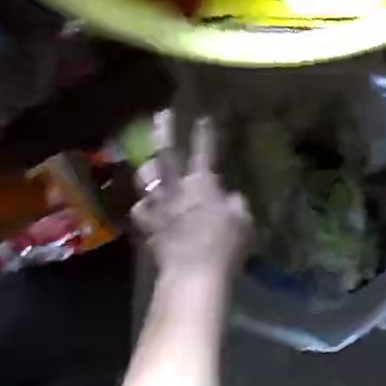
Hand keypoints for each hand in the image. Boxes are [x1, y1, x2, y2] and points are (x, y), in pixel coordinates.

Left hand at [132, 112, 251, 282]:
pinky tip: (147, 207)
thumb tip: (229, 197)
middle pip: (167, 153)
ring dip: (149, 169)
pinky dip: (144, 206)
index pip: (205, 150)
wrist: (193, 272)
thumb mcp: (244, 221)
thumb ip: (236, 203)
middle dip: (165, 131)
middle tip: (162, 114)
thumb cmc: (225, 245)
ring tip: (149, 164)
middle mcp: (177, 188)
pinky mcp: (148, 226)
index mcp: (203, 183)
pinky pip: (141, 210)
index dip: (205, 133)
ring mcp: (158, 206)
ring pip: (147, 178)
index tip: (204, 117)